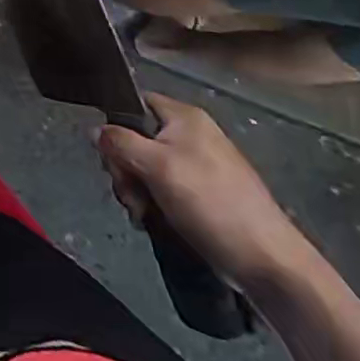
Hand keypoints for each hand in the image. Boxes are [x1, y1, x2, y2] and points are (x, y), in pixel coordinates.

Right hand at [96, 92, 311, 280]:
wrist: (264, 257)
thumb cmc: (209, 202)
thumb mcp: (158, 167)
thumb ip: (121, 144)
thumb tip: (94, 129)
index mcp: (184, 116)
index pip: (136, 103)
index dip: (116, 125)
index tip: (111, 156)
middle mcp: (190, 134)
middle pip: (136, 138)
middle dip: (125, 168)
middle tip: (131, 195)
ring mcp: (196, 164)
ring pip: (146, 167)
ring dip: (137, 191)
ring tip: (144, 215)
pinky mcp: (201, 193)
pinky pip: (163, 188)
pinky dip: (153, 203)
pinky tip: (153, 222)